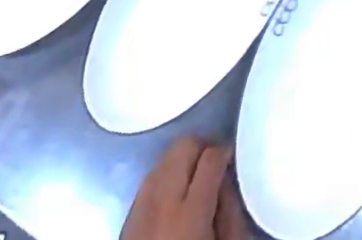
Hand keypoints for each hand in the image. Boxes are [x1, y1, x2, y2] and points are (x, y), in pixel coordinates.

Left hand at [121, 136, 246, 239]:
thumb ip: (230, 211)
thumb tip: (227, 178)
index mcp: (190, 213)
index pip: (211, 158)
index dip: (226, 150)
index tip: (232, 156)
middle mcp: (161, 202)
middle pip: (183, 146)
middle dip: (203, 146)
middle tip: (215, 161)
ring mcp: (141, 206)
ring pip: (164, 157)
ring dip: (183, 158)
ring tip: (196, 175)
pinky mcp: (128, 215)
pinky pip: (150, 177)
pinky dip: (166, 174)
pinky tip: (175, 192)